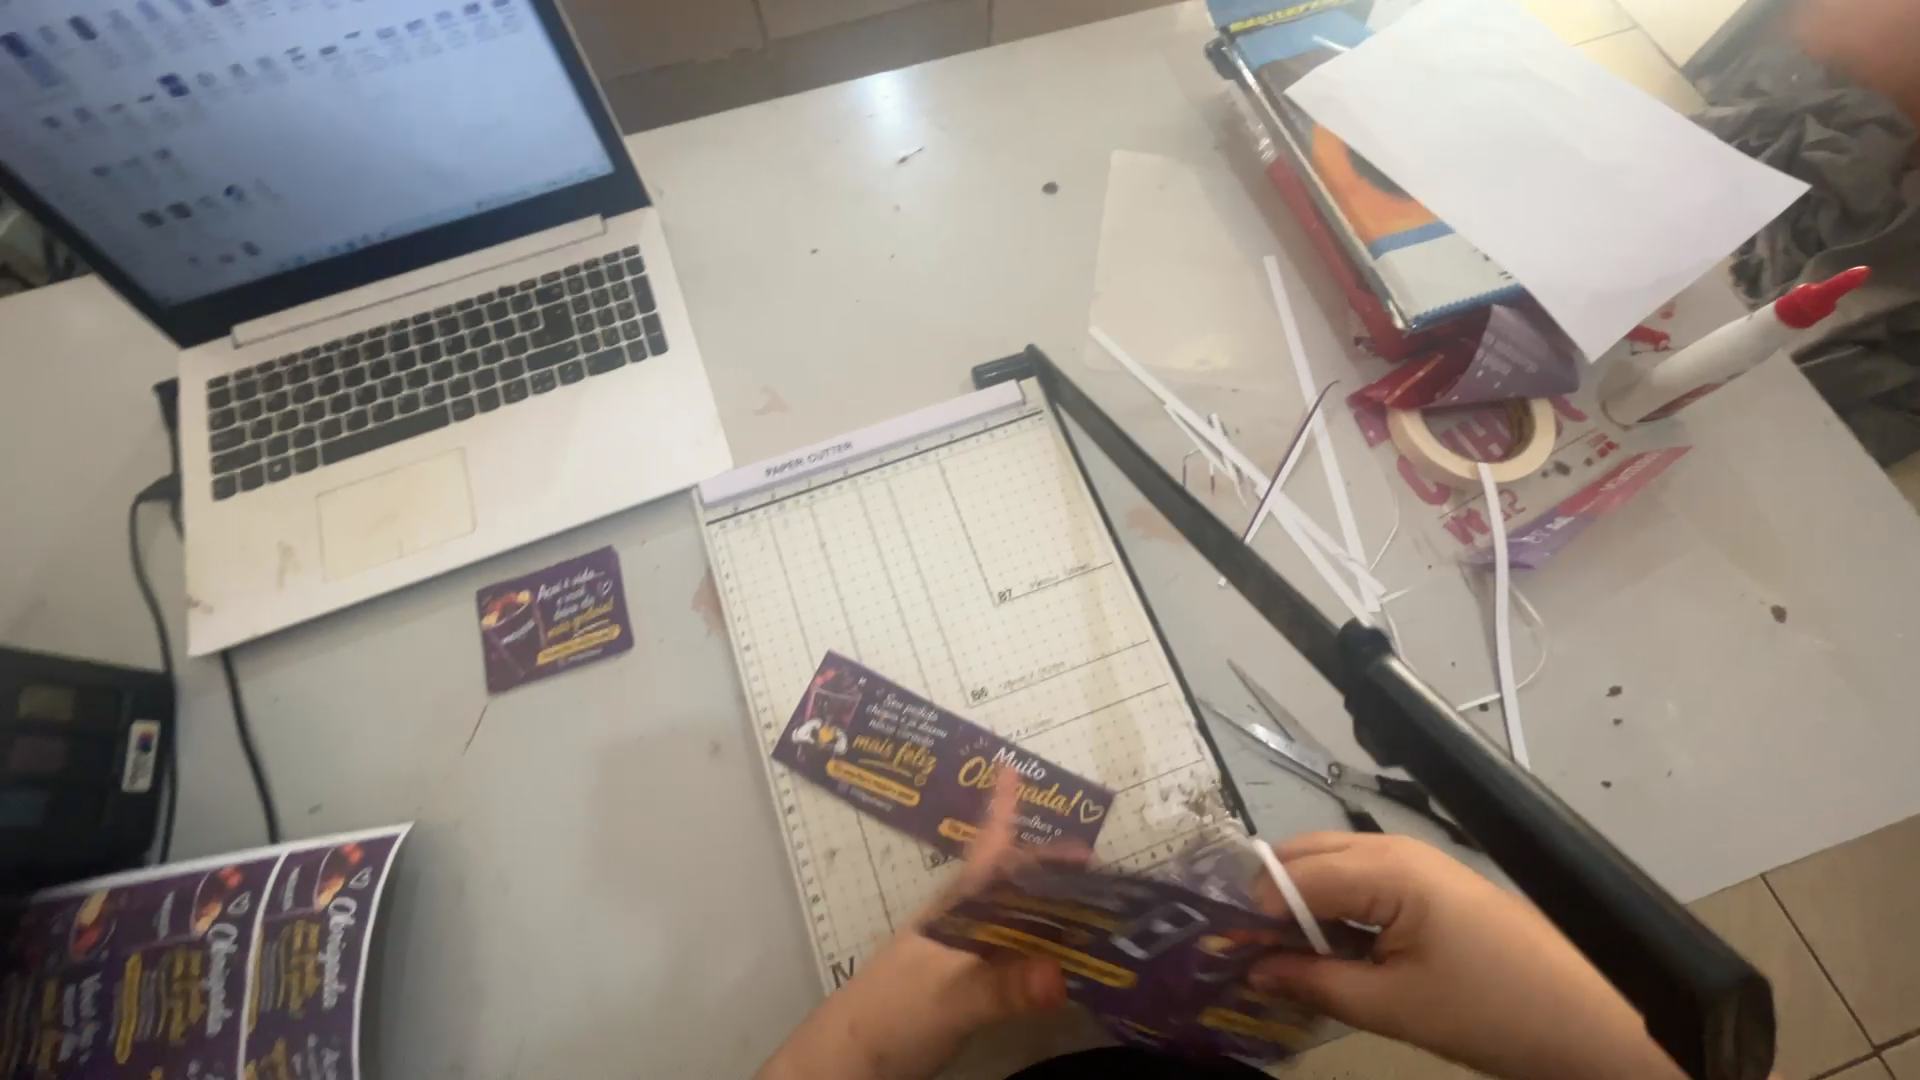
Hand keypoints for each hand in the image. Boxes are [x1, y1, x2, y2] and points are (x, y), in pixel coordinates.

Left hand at [757, 770, 1072, 1079]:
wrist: (852, 1054)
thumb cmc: (895, 1011)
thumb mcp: (950, 1000)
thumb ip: (1001, 988)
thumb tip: (1060, 973)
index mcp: (960, 908)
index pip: (987, 849)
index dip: (1000, 808)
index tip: (1010, 767)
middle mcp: (964, 919)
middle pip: (1006, 877)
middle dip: (1043, 860)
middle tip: (1088, 856)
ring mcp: (963, 947)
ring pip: (1008, 910)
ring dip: (1041, 898)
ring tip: (1082, 896)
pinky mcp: (964, 977)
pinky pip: (1009, 945)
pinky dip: (1034, 937)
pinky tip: (1052, 950)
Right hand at [1247, 833, 1684, 1079]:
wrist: (1601, 1025)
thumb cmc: (1496, 1012)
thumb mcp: (1397, 1008)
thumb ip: (1316, 983)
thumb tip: (1251, 970)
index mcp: (1385, 867)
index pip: (1295, 874)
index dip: (1254, 909)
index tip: (1226, 946)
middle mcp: (1389, 846)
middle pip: (1303, 854)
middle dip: (1268, 897)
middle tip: (1246, 946)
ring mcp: (1408, 858)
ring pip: (1325, 862)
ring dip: (1296, 899)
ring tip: (1278, 946)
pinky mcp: (1421, 880)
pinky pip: (1353, 877)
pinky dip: (1327, 904)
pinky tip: (1323, 941)